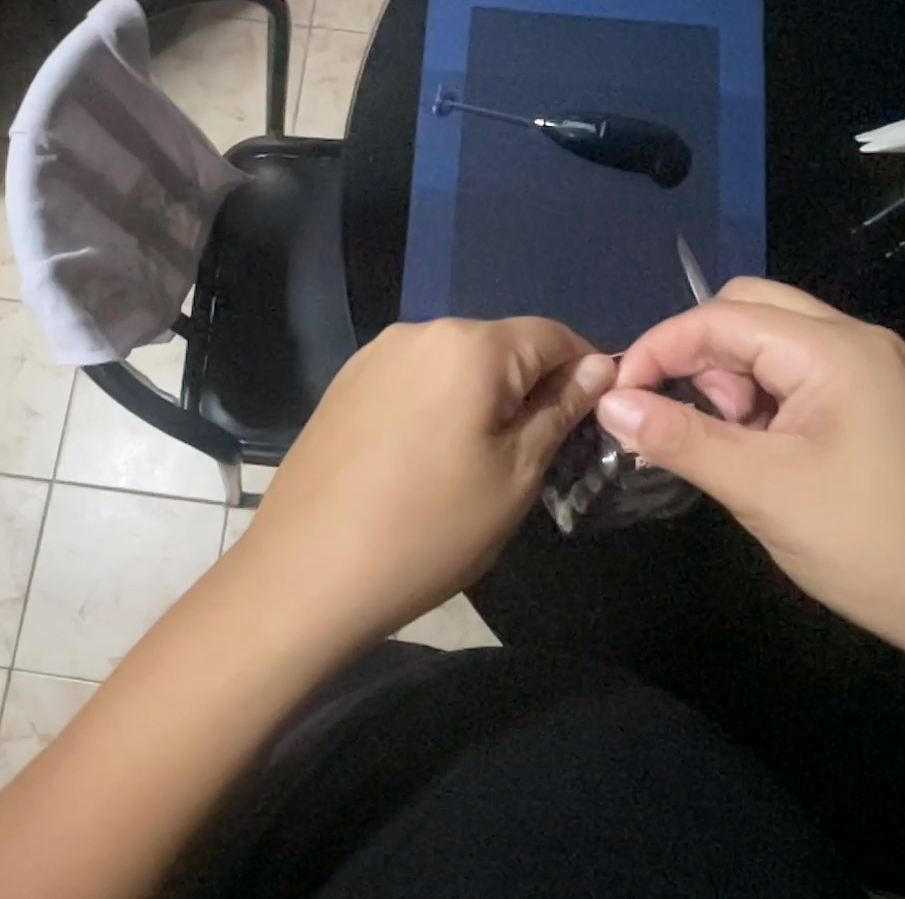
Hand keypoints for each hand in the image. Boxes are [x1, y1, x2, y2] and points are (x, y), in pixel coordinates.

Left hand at [239, 318, 614, 638]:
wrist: (307, 571)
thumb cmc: (428, 529)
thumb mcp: (514, 475)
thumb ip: (559, 411)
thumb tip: (597, 368)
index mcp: (468, 345)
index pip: (551, 335)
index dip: (584, 370)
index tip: (593, 418)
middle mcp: (416, 333)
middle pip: (498, 347)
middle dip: (529, 387)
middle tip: (535, 452)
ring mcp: (371, 357)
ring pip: (453, 364)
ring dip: (481, 398)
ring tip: (476, 461)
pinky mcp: (343, 386)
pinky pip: (412, 381)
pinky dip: (436, 406)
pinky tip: (425, 458)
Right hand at [595, 279, 904, 673]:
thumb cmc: (872, 542)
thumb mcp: (760, 488)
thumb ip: (678, 437)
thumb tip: (608, 402)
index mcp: (835, 350)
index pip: (721, 317)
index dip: (658, 348)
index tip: (617, 397)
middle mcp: (860, 344)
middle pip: (751, 311)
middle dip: (697, 354)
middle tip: (679, 413)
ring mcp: (879, 375)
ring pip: (777, 344)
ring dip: (731, 378)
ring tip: (727, 442)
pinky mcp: (886, 408)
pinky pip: (805, 378)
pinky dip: (765, 399)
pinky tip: (763, 450)